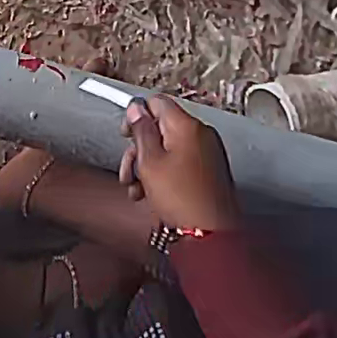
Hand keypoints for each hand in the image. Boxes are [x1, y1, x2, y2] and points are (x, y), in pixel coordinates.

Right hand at [119, 96, 239, 231]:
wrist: (209, 235)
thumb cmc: (182, 200)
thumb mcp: (149, 161)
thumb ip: (141, 130)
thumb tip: (136, 109)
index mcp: (187, 126)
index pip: (157, 102)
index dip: (137, 115)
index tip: (127, 133)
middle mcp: (201, 135)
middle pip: (160, 128)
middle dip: (139, 147)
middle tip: (130, 167)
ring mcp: (206, 153)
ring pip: (166, 147)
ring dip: (146, 164)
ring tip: (137, 187)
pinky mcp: (207, 171)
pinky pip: (178, 162)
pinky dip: (162, 173)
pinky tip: (150, 192)